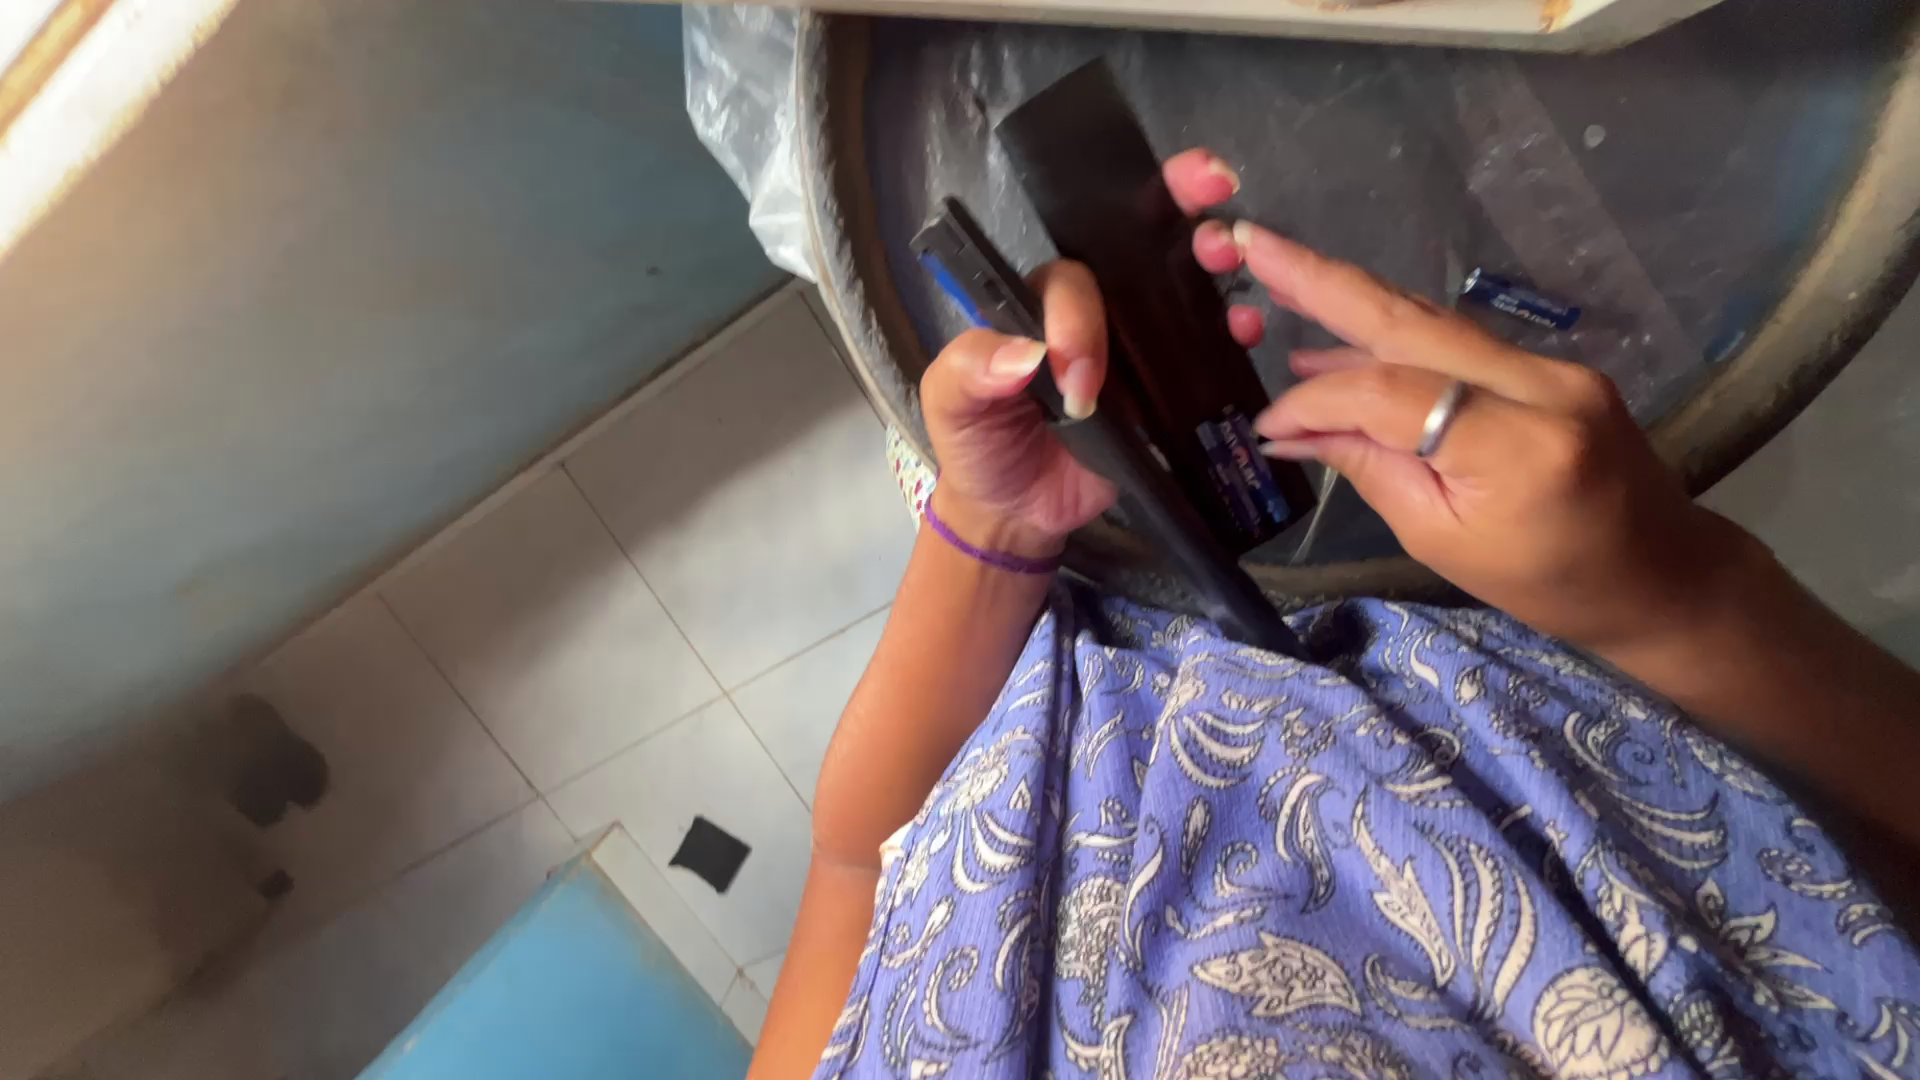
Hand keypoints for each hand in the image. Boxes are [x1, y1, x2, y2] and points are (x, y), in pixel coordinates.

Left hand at [919, 149, 1248, 558]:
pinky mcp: (1159, 394)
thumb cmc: (977, 446)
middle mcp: (1088, 320)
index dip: (1079, 318)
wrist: (1016, 509)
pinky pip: (1196, 356)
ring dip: (1209, 264)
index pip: (1068, 283)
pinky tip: (1244, 330)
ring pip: (1173, 292)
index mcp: (1035, 310)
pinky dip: (1225, 337)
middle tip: (1209, 184)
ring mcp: (1129, 354)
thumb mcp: (951, 405)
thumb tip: (1024, 354)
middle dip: (1171, 207)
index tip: (1075, 377)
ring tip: (1231, 259)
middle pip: (1131, 253)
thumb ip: (970, 369)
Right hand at [1225, 221, 1753, 649]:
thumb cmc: (1541, 579)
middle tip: (1255, 244)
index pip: (1387, 394)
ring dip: (1347, 298)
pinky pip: (1446, 343)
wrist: (1658, 572)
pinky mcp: (1543, 367)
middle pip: (1409, 321)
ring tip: (1279, 276)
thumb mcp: (1435, 535)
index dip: (1315, 400)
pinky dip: (1383, 337)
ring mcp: (1548, 366)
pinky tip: (1335, 342)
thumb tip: (1290, 432)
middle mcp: (1540, 383)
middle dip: (1322, 280)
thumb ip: (1366, 467)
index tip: (1267, 426)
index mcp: (1516, 445)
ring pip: (1426, 320)